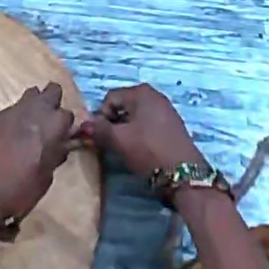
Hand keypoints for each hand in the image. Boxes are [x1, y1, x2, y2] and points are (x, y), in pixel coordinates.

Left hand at [0, 83, 75, 221]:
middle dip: (54, 102)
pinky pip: (16, 106)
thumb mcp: (47, 176)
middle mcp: (37, 109)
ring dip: (36, 104)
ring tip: (33, 124)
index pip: (68, 114)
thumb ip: (56, 154)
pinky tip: (15, 131)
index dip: (66, 127)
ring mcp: (16, 108)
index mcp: (53, 124)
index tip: (62, 137)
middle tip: (50, 123)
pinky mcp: (0, 113)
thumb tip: (59, 145)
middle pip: (52, 90)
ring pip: (33, 92)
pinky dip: (20, 114)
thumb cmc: (23, 188)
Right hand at [79, 84, 202, 178]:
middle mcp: (154, 95)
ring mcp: (166, 110)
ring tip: (127, 150)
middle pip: (123, 106)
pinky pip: (149, 125)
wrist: (187, 176)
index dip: (100, 117)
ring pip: (136, 117)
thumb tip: (81, 126)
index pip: (109, 98)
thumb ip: (99, 131)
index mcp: (140, 92)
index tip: (101, 138)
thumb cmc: (150, 151)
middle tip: (112, 144)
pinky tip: (142, 151)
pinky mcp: (174, 126)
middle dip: (114, 124)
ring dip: (127, 131)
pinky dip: (141, 135)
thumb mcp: (120, 141)